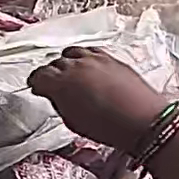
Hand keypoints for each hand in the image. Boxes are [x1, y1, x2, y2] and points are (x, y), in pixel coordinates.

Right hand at [27, 47, 166, 150]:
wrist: (143, 122)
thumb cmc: (108, 127)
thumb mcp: (72, 121)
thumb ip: (58, 103)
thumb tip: (53, 95)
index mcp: (59, 83)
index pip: (39, 75)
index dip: (35, 82)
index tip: (37, 87)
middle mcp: (74, 67)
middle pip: (54, 63)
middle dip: (50, 73)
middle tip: (51, 83)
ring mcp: (93, 60)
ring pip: (70, 53)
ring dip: (66, 62)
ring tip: (68, 71)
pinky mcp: (110, 58)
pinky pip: (90, 51)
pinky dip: (84, 57)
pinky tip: (86, 64)